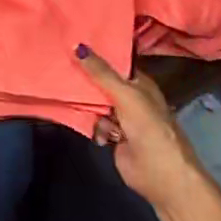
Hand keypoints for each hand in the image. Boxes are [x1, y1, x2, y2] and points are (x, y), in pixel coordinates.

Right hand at [77, 45, 211, 208]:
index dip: (96, 56)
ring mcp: (122, 118)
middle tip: (60, 72)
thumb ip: (102, 74)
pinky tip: (100, 136)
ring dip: (88, 109)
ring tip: (85, 112)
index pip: (115, 64)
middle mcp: (131, 98)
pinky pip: (94, 123)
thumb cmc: (149, 130)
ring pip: (94, 104)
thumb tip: (77, 47)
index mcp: (140, 84)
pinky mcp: (113, 135)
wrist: (161, 174)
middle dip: (85, 81)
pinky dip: (93, 128)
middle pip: (101, 83)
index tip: (71, 46)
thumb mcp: (126, 97)